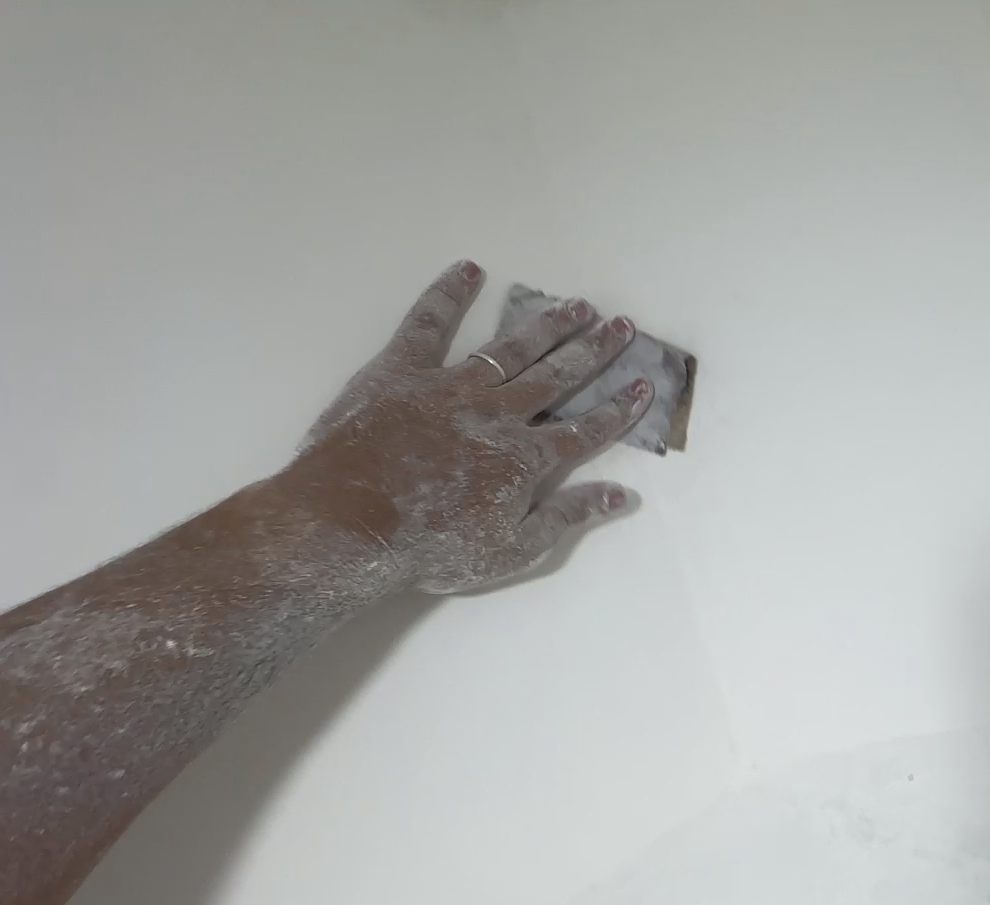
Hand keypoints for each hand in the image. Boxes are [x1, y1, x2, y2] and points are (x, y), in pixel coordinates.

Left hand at [286, 260, 652, 593]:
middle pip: (558, 377)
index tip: (644, 386)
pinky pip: (428, 325)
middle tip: (622, 325)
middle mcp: (500, 414)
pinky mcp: (401, 372)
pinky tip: (470, 270)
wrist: (345, 527)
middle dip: (595, 352)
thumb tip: (624, 496)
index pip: (586, 430)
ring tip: (577, 305)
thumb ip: (570, 516)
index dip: (619, 409)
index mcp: (527, 459)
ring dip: (548, 325)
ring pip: (511, 349)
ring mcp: (452, 388)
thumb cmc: (434, 547)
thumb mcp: (514, 549)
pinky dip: (448, 296)